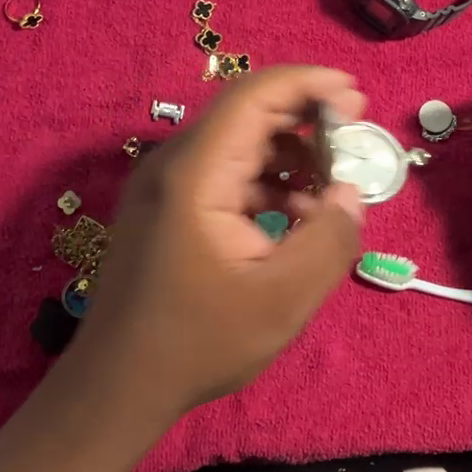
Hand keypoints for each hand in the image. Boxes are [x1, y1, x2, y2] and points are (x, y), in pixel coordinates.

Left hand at [68, 66, 366, 418]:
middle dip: (306, 118)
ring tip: (332, 188)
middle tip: (355, 133)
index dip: (307, 84)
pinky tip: (295, 219)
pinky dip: (266, 184)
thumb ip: (329, 240)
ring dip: (288, 156)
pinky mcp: (167, 209)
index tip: (355, 95)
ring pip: (238, 145)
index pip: (253, 97)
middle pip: (246, 115)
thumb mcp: (282, 300)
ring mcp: (165, 187)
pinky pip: (224, 175)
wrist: (116, 387)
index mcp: (195, 174)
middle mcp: (174, 165)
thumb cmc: (197, 343)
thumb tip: (350, 192)